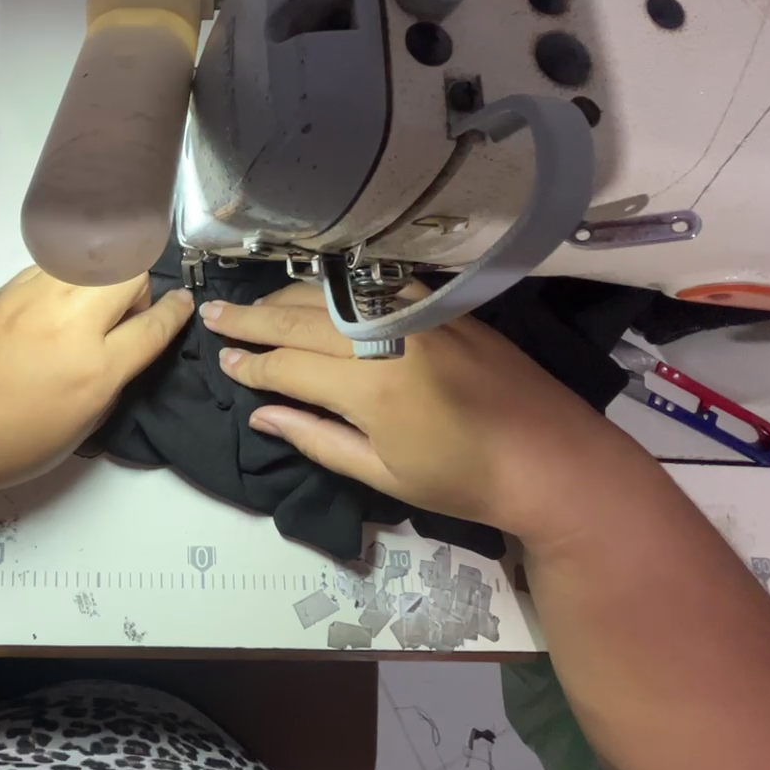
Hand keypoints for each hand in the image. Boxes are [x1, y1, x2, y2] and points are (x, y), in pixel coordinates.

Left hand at [0, 267, 193, 504]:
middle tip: (124, 316)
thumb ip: (108, 384)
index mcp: (94, 369)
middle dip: (140, 288)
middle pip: (130, 273)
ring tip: (88, 307)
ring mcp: (35, 296)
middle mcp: (71, 321)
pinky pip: (56, 267)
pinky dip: (70, 277)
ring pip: (93, 259)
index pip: (154, 326)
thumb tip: (121, 354)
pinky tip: (54, 304)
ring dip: (105, 276)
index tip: (182, 305)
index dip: (175, 313)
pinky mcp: (7, 287)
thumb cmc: (0, 447)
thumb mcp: (74, 432)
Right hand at [200, 283, 641, 544]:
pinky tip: (311, 293)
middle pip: (297, 321)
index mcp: (371, 388)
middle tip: (212, 313)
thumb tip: (260, 414)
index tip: (221, 360)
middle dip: (249, 319)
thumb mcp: (383, 474)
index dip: (250, 365)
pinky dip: (330, 291)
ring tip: (250, 306)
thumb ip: (316, 438)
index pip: (288, 367)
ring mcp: (413, 315)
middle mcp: (385, 339)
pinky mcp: (435, 307)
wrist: (556, 461)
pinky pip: (367, 289)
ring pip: (328, 298)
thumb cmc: (465, 480)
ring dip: (283, 300)